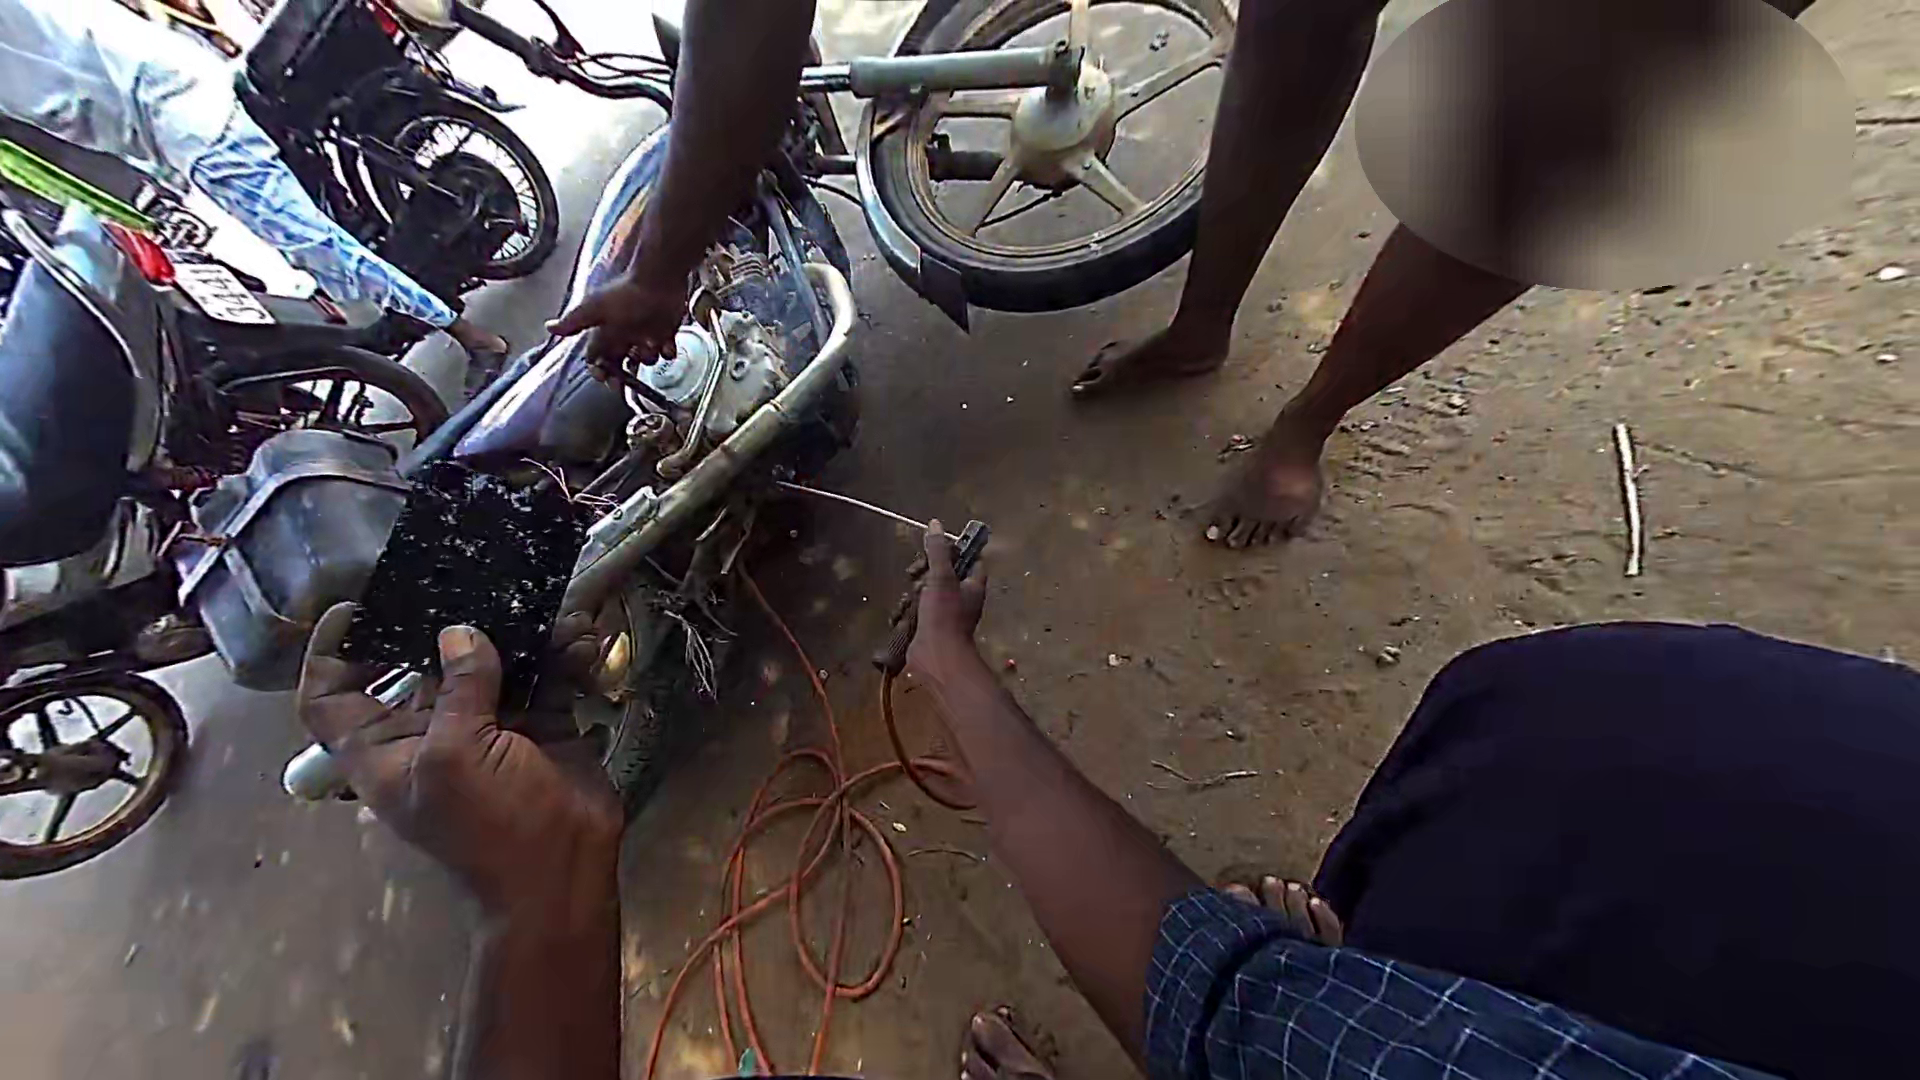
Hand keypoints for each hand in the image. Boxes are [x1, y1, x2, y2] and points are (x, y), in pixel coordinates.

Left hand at [296, 604, 622, 916]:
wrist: (562, 862)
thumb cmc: (489, 822)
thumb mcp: (457, 756)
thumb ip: (458, 691)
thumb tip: (459, 632)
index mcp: (386, 749)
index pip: (335, 698)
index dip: (334, 655)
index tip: (357, 609)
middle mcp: (436, 731)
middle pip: (432, 668)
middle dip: (461, 630)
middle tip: (488, 589)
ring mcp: (495, 725)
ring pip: (503, 666)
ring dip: (532, 640)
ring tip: (564, 621)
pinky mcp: (545, 722)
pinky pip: (550, 678)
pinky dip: (567, 659)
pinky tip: (586, 645)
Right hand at [545, 268, 686, 370]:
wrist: (657, 282)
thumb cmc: (625, 295)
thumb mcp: (595, 309)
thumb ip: (574, 321)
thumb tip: (549, 327)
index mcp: (607, 331)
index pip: (598, 355)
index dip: (599, 368)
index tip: (602, 378)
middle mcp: (625, 335)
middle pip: (621, 362)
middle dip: (621, 375)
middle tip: (622, 383)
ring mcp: (646, 334)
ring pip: (646, 359)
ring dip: (648, 358)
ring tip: (649, 345)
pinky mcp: (665, 332)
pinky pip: (667, 352)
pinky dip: (668, 351)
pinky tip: (666, 344)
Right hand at [906, 519, 988, 683]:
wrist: (936, 657)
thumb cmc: (944, 616)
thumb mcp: (941, 577)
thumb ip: (937, 550)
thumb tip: (935, 524)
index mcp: (972, 584)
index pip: (968, 559)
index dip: (952, 551)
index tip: (934, 550)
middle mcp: (961, 597)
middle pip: (940, 573)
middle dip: (923, 574)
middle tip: (916, 577)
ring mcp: (944, 613)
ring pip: (923, 592)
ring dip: (912, 595)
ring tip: (910, 602)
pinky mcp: (928, 626)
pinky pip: (914, 611)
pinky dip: (906, 613)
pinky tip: (903, 618)